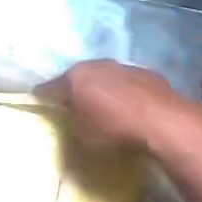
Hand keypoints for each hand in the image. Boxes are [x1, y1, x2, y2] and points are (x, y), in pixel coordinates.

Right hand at [36, 59, 201, 154]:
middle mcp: (96, 66)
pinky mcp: (146, 73)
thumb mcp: (83, 135)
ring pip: (104, 76)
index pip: (51, 87)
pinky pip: (126, 82)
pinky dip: (122, 91)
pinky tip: (127, 105)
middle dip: (73, 88)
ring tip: (101, 103)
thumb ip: (72, 123)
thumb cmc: (114, 129)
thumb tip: (72, 118)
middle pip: (77, 77)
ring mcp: (123, 66)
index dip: (43, 95)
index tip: (38, 99)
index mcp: (75, 78)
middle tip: (70, 102)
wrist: (163, 121)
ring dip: (100, 87)